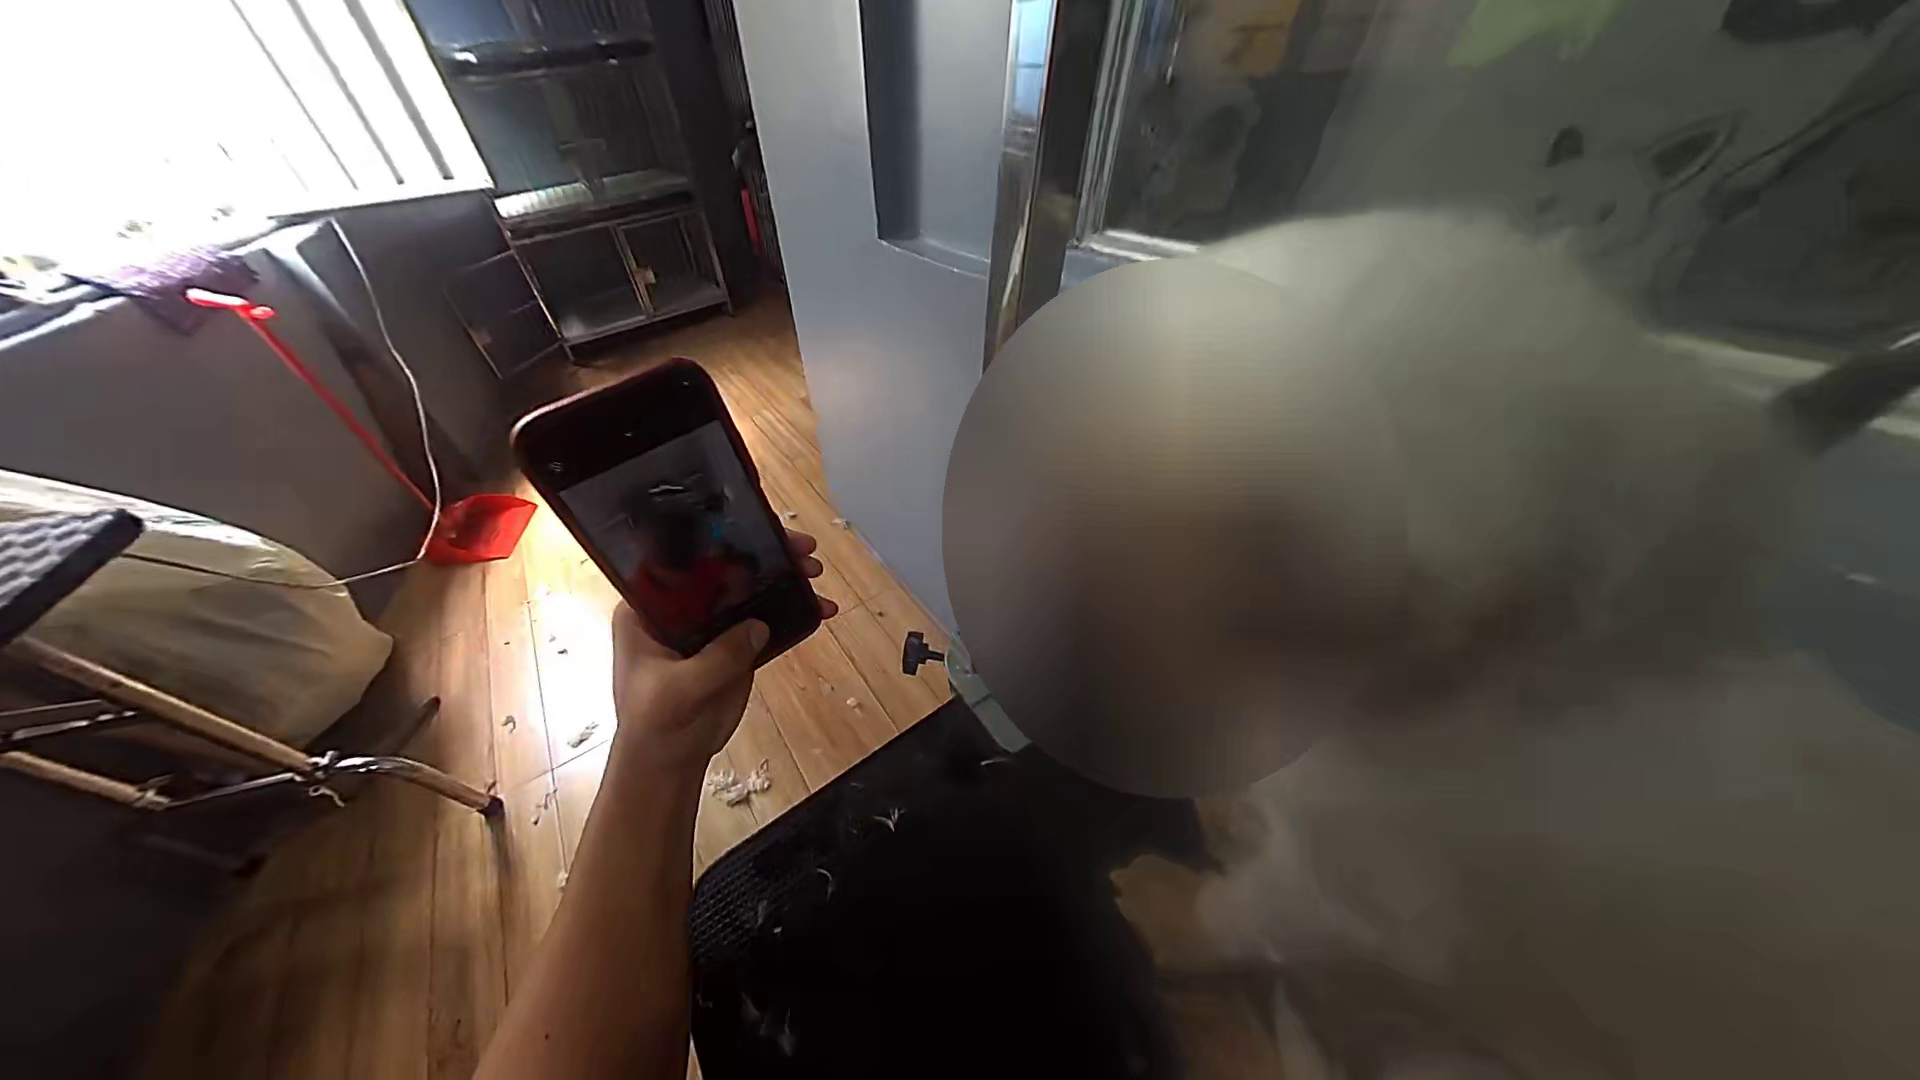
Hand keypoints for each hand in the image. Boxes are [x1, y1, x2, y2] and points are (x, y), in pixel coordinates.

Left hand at [611, 529, 836, 767]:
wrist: (671, 762)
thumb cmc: (656, 722)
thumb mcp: (680, 689)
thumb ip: (718, 657)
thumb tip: (760, 626)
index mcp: (650, 607)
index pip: (685, 559)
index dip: (722, 541)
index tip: (758, 531)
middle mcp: (681, 608)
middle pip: (727, 568)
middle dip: (765, 554)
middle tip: (803, 551)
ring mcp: (711, 626)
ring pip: (751, 590)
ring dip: (784, 579)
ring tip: (815, 574)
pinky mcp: (735, 646)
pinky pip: (767, 620)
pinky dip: (792, 612)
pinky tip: (819, 610)